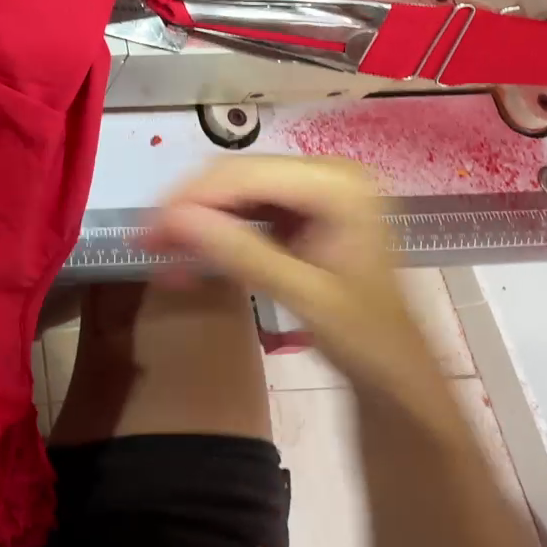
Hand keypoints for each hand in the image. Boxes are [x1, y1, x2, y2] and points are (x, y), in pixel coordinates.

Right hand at [146, 156, 448, 410]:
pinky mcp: (302, 207)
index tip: (148, 230)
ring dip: (196, 220)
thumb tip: (170, 219)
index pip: (245, 175)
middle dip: (188, 210)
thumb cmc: (367, 339)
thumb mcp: (302, 296)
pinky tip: (189, 254)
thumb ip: (238, 253)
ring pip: (232, 190)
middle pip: (235, 177)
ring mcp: (315, 188)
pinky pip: (244, 206)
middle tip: (146, 244)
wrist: (401, 374)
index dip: (190, 199)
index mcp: (338, 185)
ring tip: (160, 253)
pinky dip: (215, 230)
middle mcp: (326, 172)